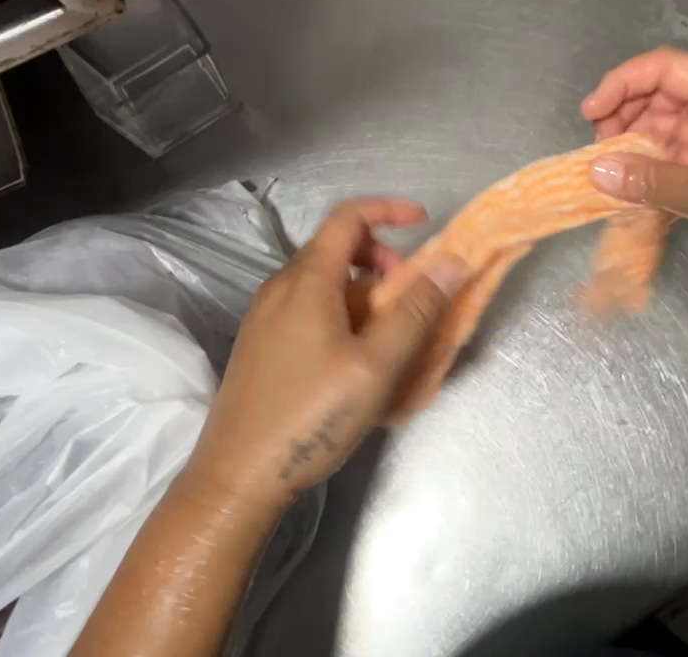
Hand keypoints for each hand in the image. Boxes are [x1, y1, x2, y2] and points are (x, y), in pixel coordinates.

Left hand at [181, 198, 468, 513]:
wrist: (235, 478)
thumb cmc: (309, 416)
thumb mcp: (375, 366)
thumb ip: (416, 311)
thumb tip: (451, 262)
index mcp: (307, 280)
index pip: (348, 216)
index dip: (388, 209)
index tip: (424, 222)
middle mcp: (281, 287)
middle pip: (338, 247)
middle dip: (383, 260)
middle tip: (410, 299)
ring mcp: (266, 316)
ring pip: (325, 281)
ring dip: (365, 293)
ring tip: (389, 338)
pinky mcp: (261, 344)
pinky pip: (309, 308)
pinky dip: (342, 314)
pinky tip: (356, 362)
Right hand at [581, 47, 687, 283]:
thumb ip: (659, 182)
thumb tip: (595, 169)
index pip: (671, 70)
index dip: (627, 81)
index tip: (592, 112)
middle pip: (661, 94)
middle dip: (624, 112)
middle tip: (597, 147)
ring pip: (660, 127)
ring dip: (629, 142)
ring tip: (607, 169)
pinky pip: (667, 160)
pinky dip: (643, 169)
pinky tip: (624, 188)